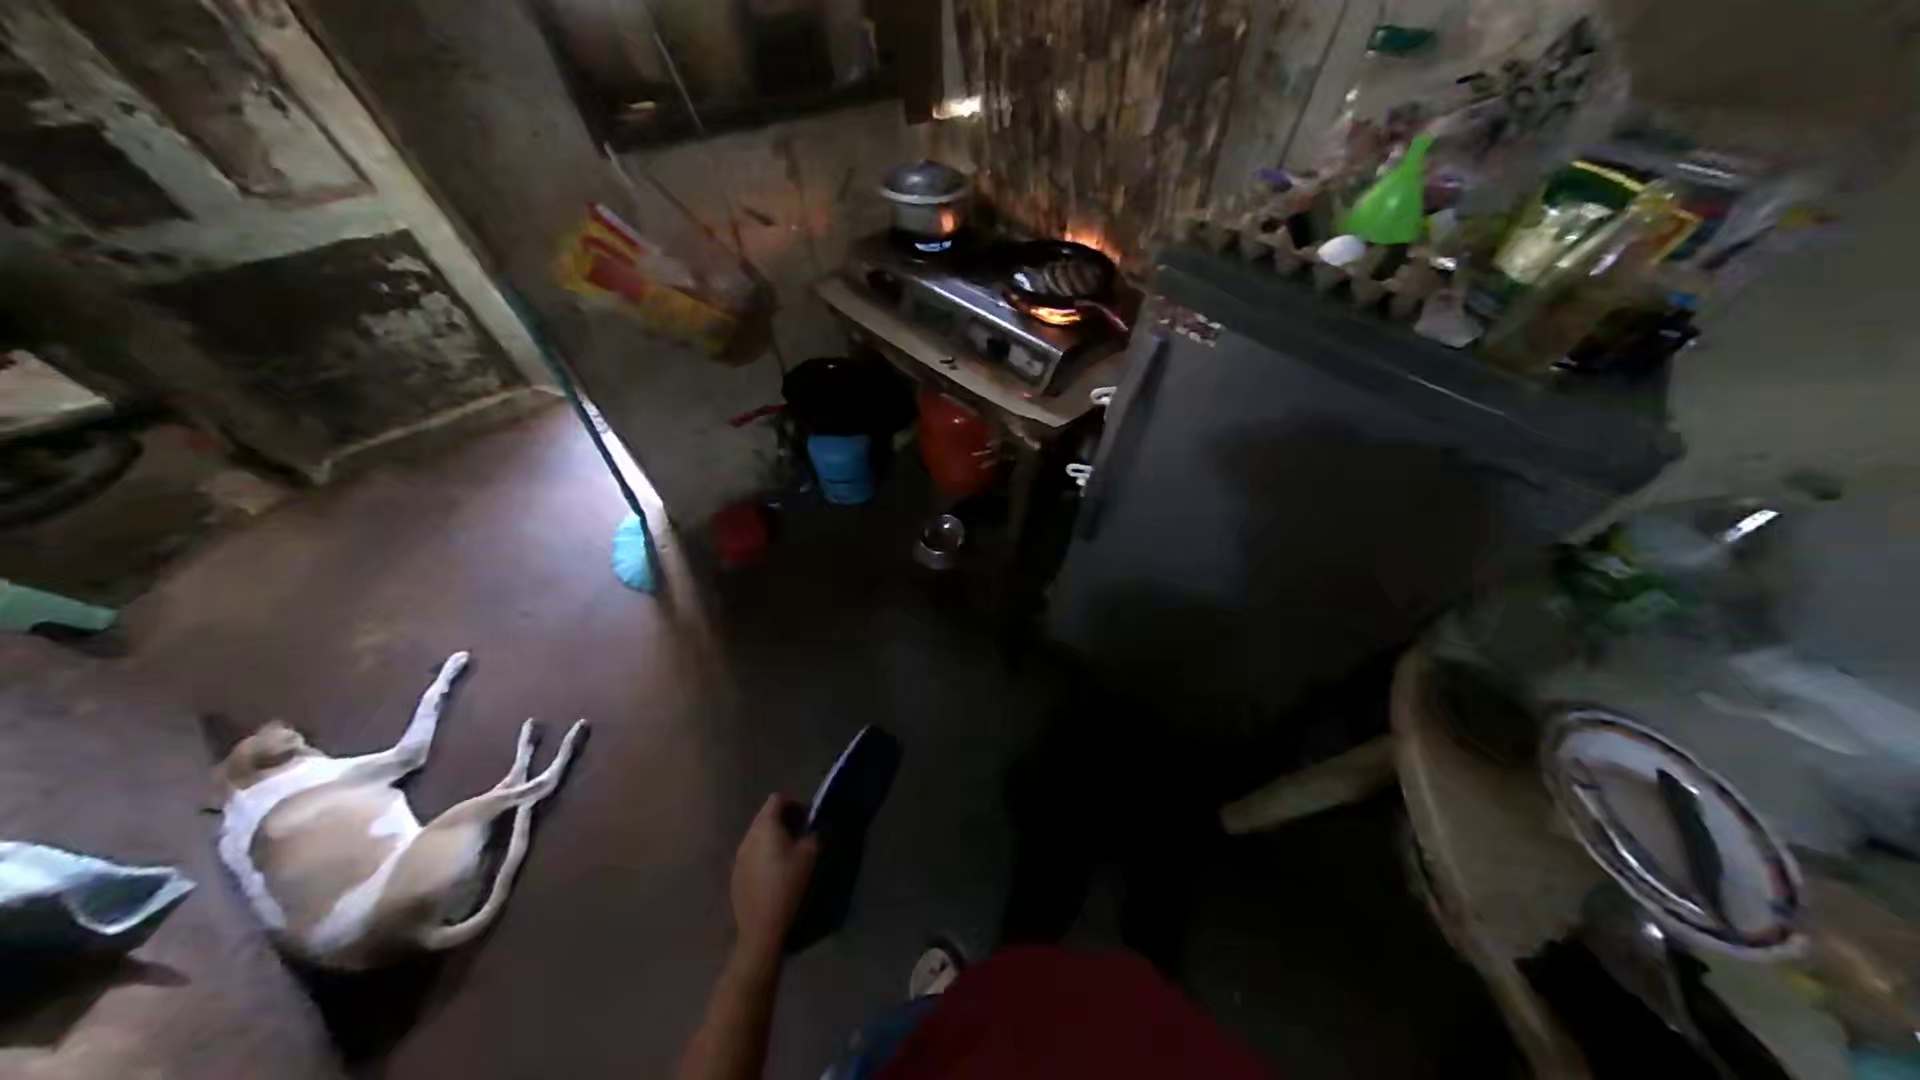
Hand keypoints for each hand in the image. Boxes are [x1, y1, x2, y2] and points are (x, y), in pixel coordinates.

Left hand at [730, 794, 818, 956]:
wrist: (761, 926)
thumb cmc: (787, 884)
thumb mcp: (809, 856)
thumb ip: (812, 835)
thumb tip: (810, 831)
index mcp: (766, 826)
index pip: (776, 799)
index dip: (793, 803)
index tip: (806, 818)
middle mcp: (748, 835)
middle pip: (765, 816)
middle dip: (784, 820)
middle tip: (800, 835)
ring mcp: (738, 855)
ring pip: (757, 835)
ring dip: (773, 837)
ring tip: (788, 854)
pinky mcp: (735, 873)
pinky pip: (751, 853)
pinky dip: (763, 854)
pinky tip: (773, 873)